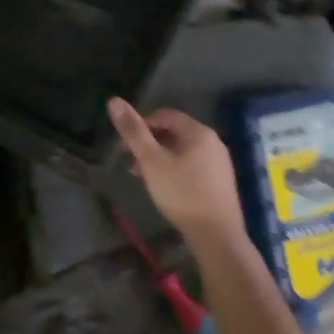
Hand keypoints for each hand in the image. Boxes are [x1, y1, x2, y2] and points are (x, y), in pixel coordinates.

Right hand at [108, 97, 247, 242]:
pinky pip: (192, 165)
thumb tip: (114, 100)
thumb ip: (133, 131)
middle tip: (131, 163)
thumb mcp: (151, 161)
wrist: (215, 233)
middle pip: (174, 133)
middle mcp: (213, 142)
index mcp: (198, 132)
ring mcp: (219, 162)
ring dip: (160, 158)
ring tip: (143, 177)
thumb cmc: (181, 192)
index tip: (125, 145)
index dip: (141, 125)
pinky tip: (165, 187)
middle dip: (150, 144)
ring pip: (183, 151)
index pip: (165, 115)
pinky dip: (174, 169)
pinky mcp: (220, 181)